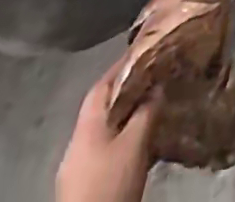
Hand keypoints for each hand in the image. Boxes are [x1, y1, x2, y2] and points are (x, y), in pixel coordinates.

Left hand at [56, 60, 157, 201]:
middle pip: (102, 107)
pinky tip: (142, 141)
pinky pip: (107, 147)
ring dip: (127, 115)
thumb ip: (146, 112)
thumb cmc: (110, 183)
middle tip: (154, 77)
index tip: (142, 51)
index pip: (101, 87)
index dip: (120, 67)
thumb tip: (157, 86)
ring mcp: (79, 164)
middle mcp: (77, 142)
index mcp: (86, 127)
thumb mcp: (134, 145)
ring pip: (106, 129)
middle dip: (127, 90)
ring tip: (154, 106)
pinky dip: (125, 136)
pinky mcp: (85, 182)